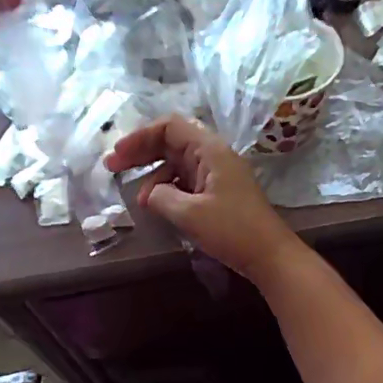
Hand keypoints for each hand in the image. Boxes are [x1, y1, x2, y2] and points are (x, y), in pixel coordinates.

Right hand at [104, 116, 303, 280]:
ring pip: (177, 165)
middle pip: (171, 143)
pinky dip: (168, 191)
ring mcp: (217, 175)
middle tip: (113, 168)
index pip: (169, 127)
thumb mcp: (190, 214)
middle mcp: (213, 156)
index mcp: (210, 150)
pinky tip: (158, 207)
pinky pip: (187, 183)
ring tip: (139, 201)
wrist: (269, 255)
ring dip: (154, 178)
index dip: (139, 138)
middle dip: (142, 154)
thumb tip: (149, 193)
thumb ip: (161, 197)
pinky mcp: (218, 194)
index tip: (117, 156)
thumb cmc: (232, 230)